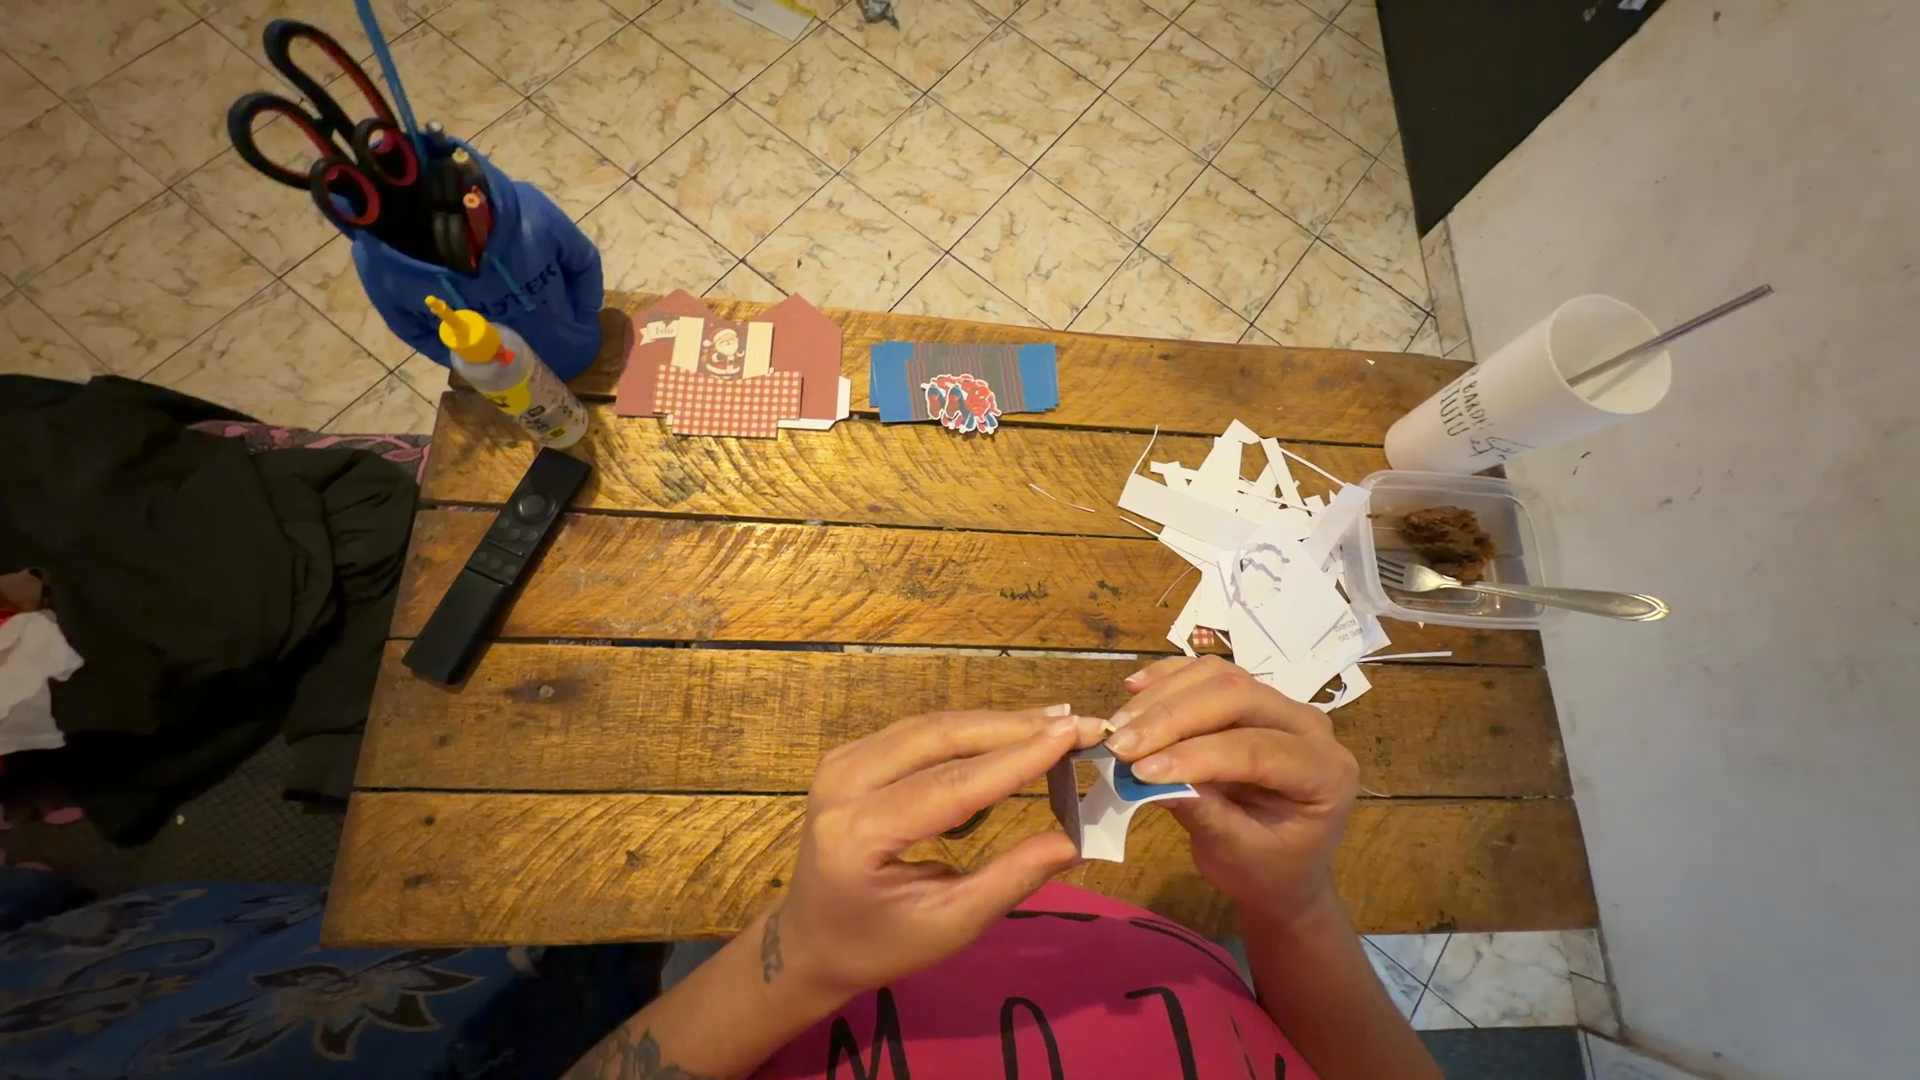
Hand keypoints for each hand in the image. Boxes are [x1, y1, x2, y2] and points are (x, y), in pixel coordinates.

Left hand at [773, 705, 1102, 1000]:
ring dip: (995, 723)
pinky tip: (1010, 731)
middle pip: (940, 738)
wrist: (808, 938)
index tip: (1071, 735)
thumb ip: (1009, 879)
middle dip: (1013, 728)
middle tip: (1076, 723)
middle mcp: (844, 783)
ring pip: (931, 725)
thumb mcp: (947, 926)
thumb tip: (1074, 840)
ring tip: (1054, 722)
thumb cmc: (878, 944)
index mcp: (859, 834)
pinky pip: (919, 731)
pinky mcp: (850, 754)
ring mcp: (841, 761)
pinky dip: (969, 730)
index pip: (951, 785)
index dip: (1016, 758)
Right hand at [1104, 656, 1358, 925]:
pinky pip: (1205, 671)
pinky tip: (1133, 689)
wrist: (1281, 866)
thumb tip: (1146, 780)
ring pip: (1217, 676)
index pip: (1256, 749)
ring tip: (1119, 726)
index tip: (1139, 771)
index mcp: (1325, 773)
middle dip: (1171, 718)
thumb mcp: (1237, 853)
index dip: (1195, 755)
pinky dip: (1166, 677)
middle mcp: (1309, 726)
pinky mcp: (1248, 694)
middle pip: (1237, 697)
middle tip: (1120, 743)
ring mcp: (1279, 703)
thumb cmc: (1266, 868)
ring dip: (1161, 696)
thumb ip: (1202, 812)